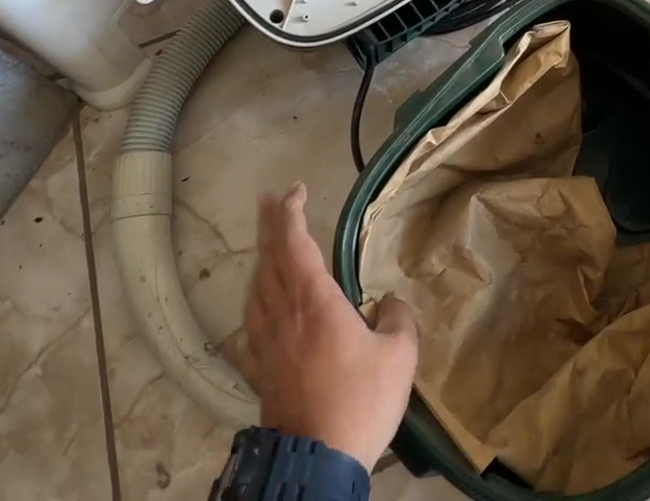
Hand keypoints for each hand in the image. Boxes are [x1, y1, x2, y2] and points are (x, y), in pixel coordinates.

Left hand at [241, 182, 418, 469]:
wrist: (317, 459)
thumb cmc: (360, 400)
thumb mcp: (399, 356)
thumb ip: (397, 319)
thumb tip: (387, 302)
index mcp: (315, 301)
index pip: (295, 244)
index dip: (292, 212)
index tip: (296, 189)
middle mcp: (284, 314)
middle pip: (269, 259)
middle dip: (269, 225)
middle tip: (269, 199)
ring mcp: (267, 343)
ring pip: (256, 288)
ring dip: (261, 259)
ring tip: (267, 245)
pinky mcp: (261, 370)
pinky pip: (251, 323)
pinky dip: (255, 301)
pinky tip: (257, 305)